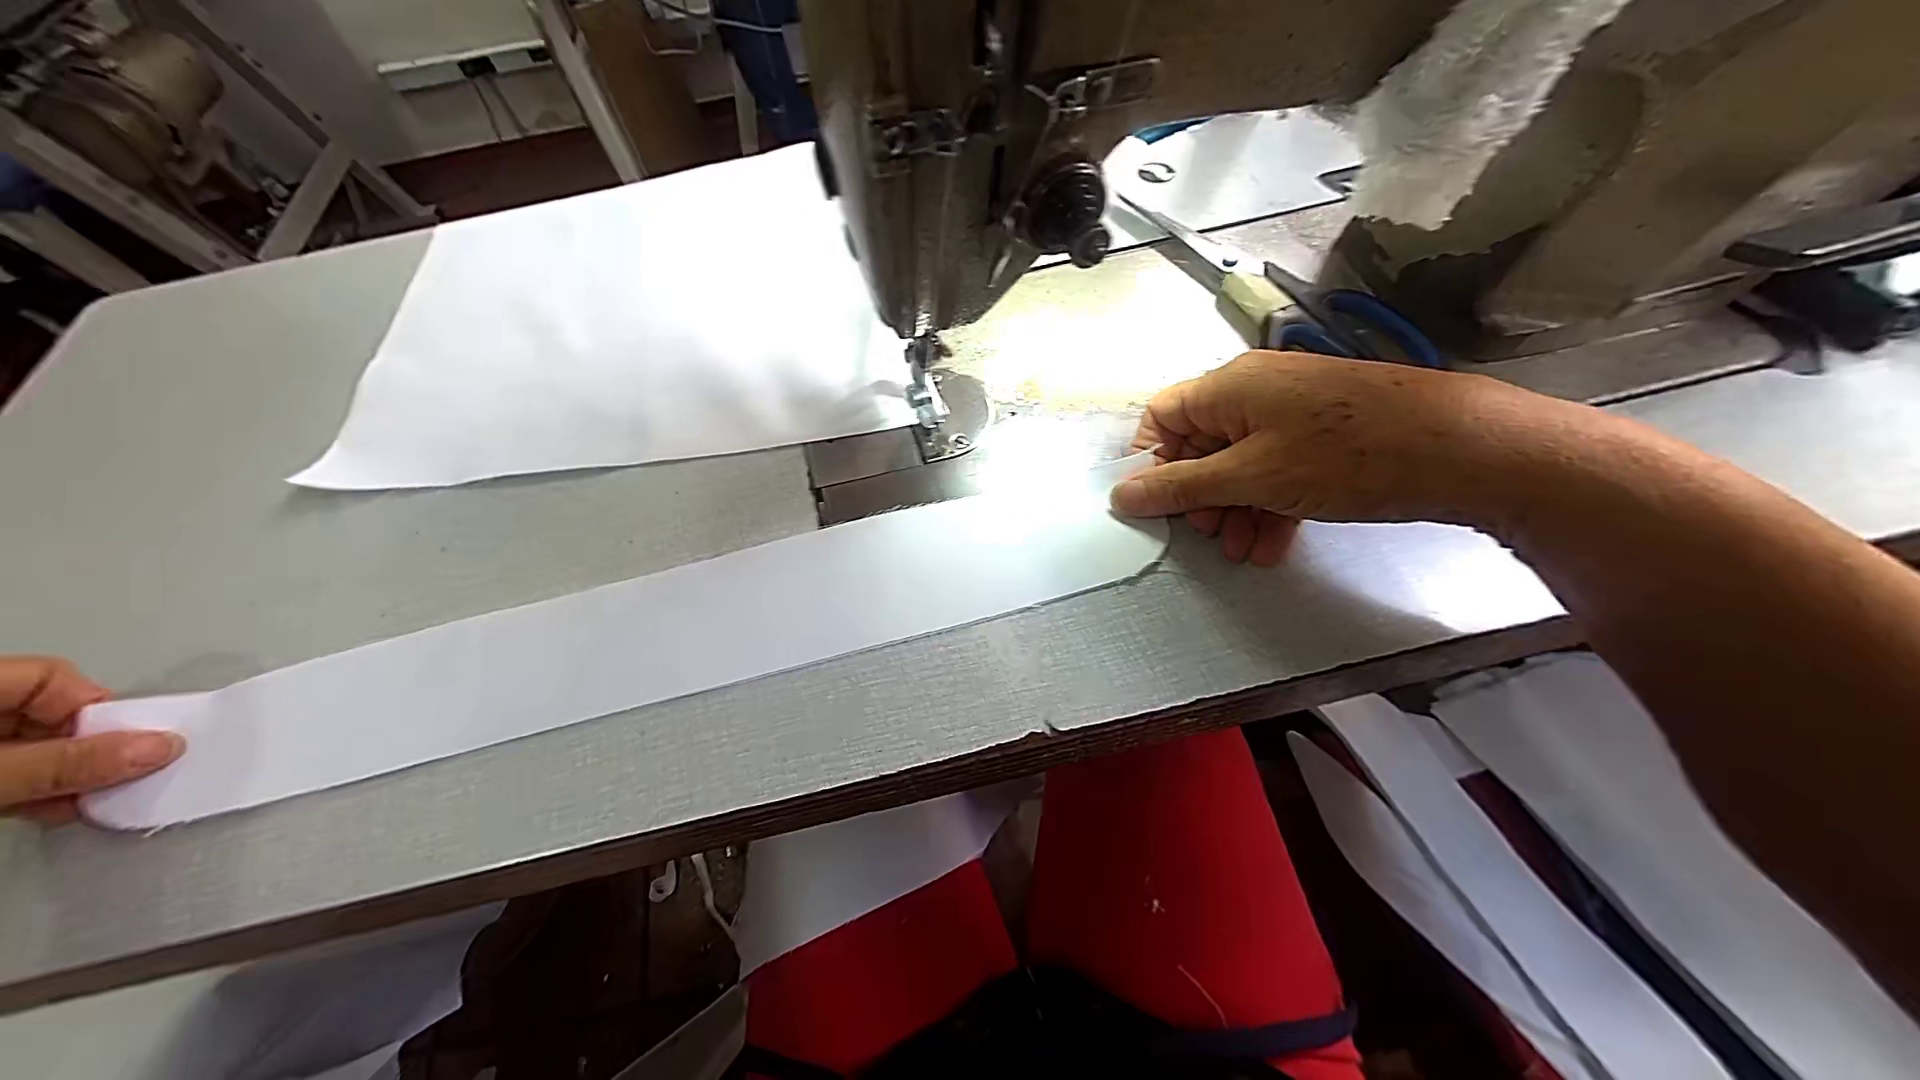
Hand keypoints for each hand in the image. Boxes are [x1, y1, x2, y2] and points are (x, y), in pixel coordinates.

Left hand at [0, 656, 183, 824]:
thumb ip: (66, 762)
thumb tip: (165, 746)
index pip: (57, 679)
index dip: (96, 708)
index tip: (123, 744)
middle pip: (50, 716)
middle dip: (89, 750)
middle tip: (114, 779)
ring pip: (33, 750)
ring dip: (67, 777)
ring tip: (87, 803)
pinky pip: (13, 774)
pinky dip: (36, 791)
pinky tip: (54, 810)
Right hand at [1111, 351, 1570, 564]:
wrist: (1463, 451)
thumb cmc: (1343, 456)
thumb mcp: (1250, 476)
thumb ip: (1180, 487)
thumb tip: (1121, 494)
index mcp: (1229, 387)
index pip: (1162, 416)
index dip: (1151, 461)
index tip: (1158, 505)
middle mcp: (1256, 392)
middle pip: (1200, 445)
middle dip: (1199, 496)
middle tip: (1210, 534)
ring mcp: (1293, 414)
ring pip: (1240, 464)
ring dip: (1235, 510)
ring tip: (1243, 549)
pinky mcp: (1323, 437)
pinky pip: (1277, 470)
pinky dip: (1269, 505)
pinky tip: (1273, 544)